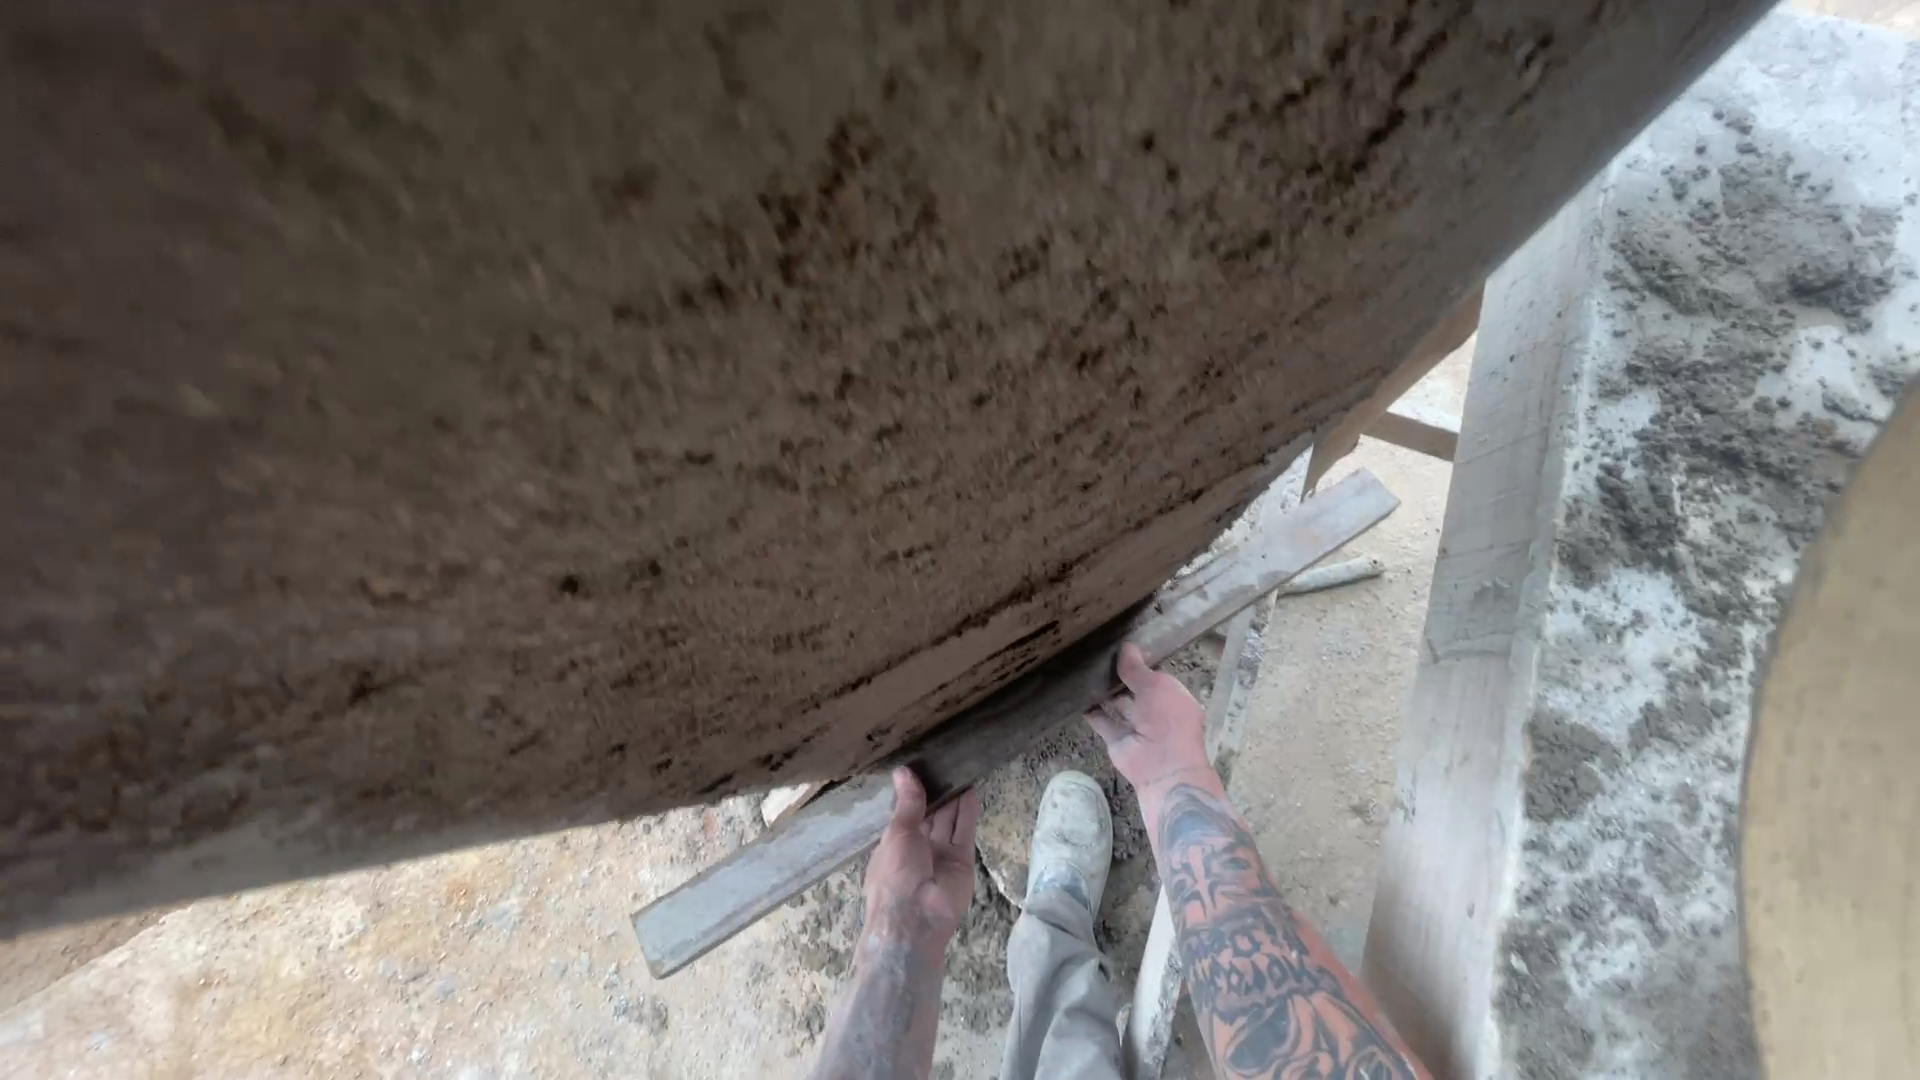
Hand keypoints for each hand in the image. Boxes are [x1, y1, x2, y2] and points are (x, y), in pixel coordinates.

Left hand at [862, 767, 982, 946]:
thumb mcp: (897, 833)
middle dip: (938, 795)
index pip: (907, 816)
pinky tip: (972, 791)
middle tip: (947, 766)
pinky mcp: (962, 861)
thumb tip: (903, 771)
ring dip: (955, 800)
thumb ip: (907, 803)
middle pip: (931, 817)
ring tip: (962, 772)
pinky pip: (964, 833)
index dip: (916, 795)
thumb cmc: (894, 874)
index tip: (924, 769)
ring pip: (949, 822)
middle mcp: (919, 849)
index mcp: (895, 845)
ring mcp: (941, 856)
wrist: (914, 919)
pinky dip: (968, 813)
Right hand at [1085, 643, 1215, 796]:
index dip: (1141, 663)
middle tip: (1099, 655)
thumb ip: (1137, 668)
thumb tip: (1126, 647)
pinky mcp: (1117, 739)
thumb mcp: (1156, 685)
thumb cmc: (1168, 719)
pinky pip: (1103, 721)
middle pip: (1135, 690)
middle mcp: (1157, 712)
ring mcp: (1136, 727)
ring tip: (1086, 670)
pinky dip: (1092, 710)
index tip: (1121, 648)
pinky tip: (1079, 695)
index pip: (1156, 677)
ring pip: (1118, 705)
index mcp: (1174, 698)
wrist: (1162, 765)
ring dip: (1105, 692)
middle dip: (1121, 676)